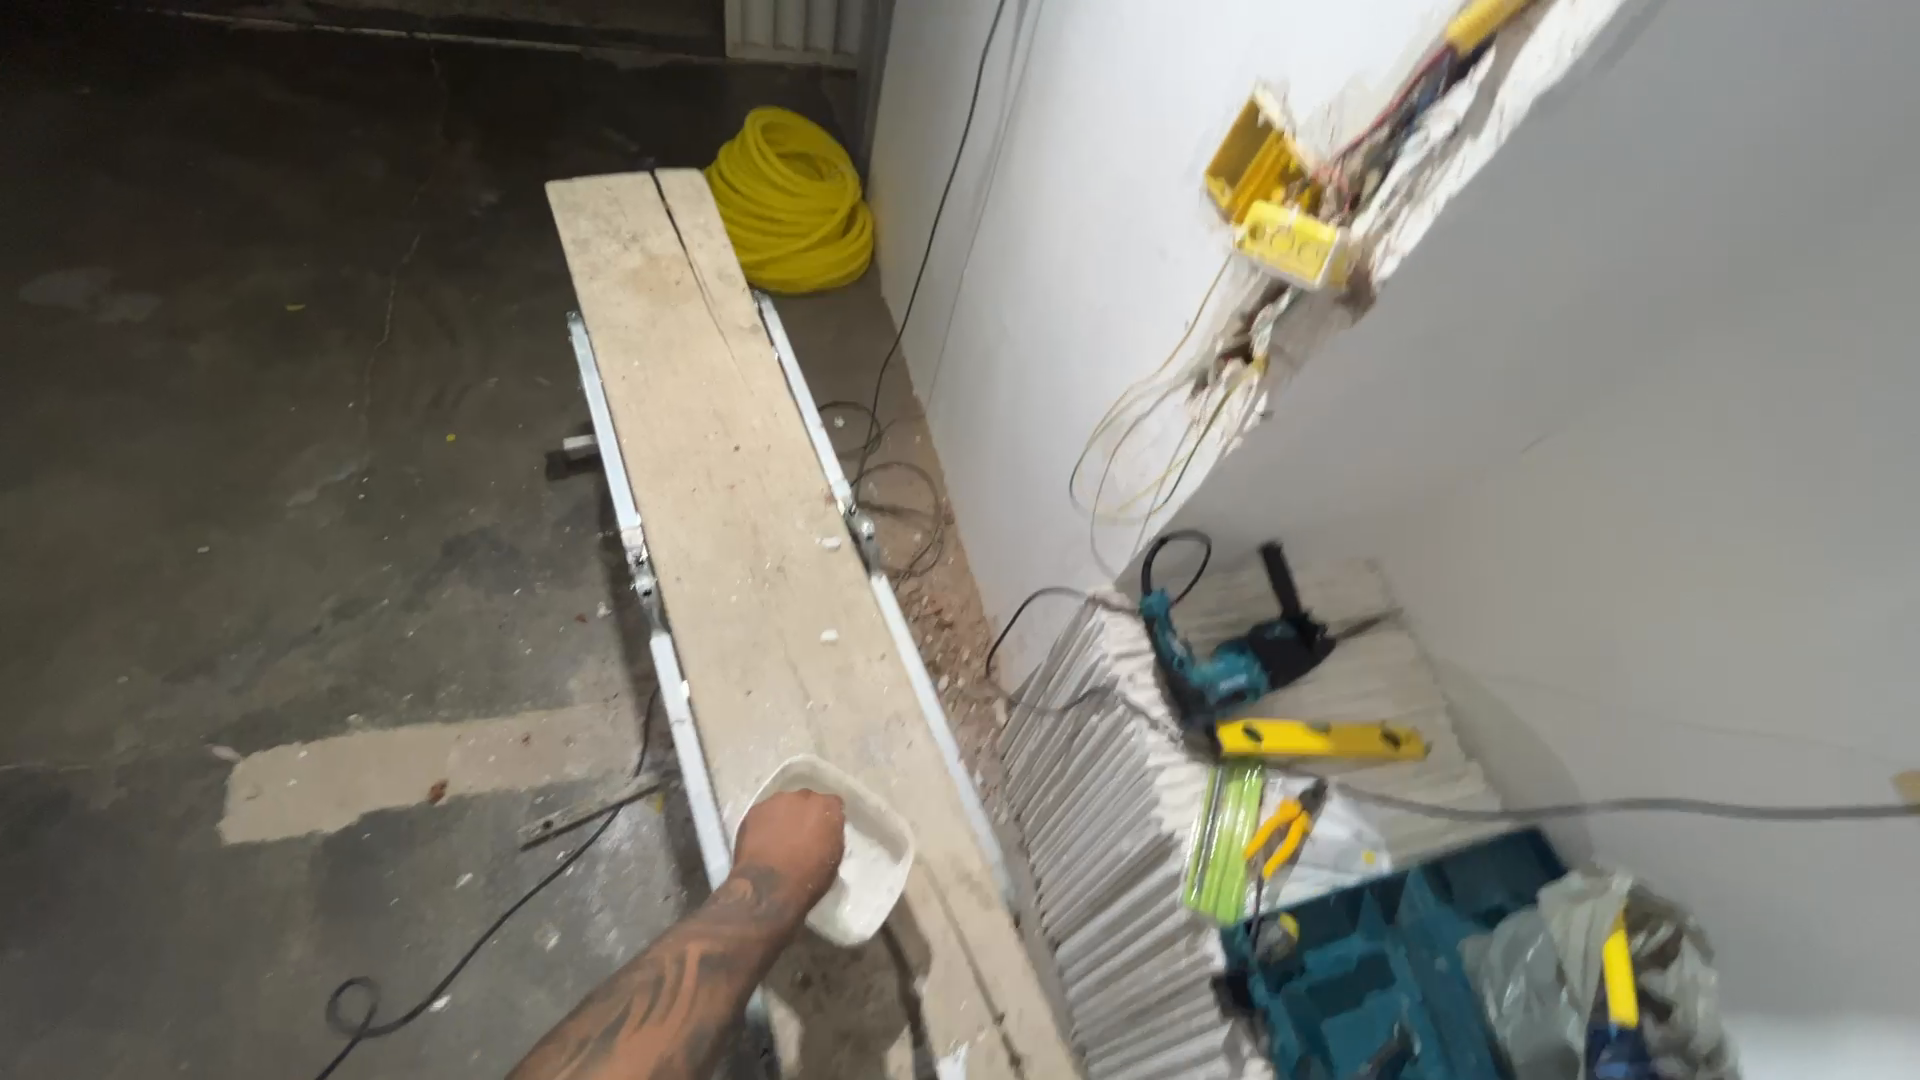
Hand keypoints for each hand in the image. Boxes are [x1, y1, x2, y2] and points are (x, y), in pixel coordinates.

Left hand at [732, 789, 845, 913]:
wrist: (768, 887)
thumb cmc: (807, 878)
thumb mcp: (833, 858)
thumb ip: (831, 835)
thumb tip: (825, 832)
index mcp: (828, 807)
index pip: (833, 804)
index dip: (827, 818)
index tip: (823, 831)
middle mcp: (804, 796)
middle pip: (806, 800)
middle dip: (804, 814)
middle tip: (799, 835)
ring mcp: (777, 801)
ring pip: (783, 804)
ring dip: (784, 817)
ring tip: (777, 838)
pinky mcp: (754, 810)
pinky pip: (763, 814)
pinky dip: (764, 824)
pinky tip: (761, 842)